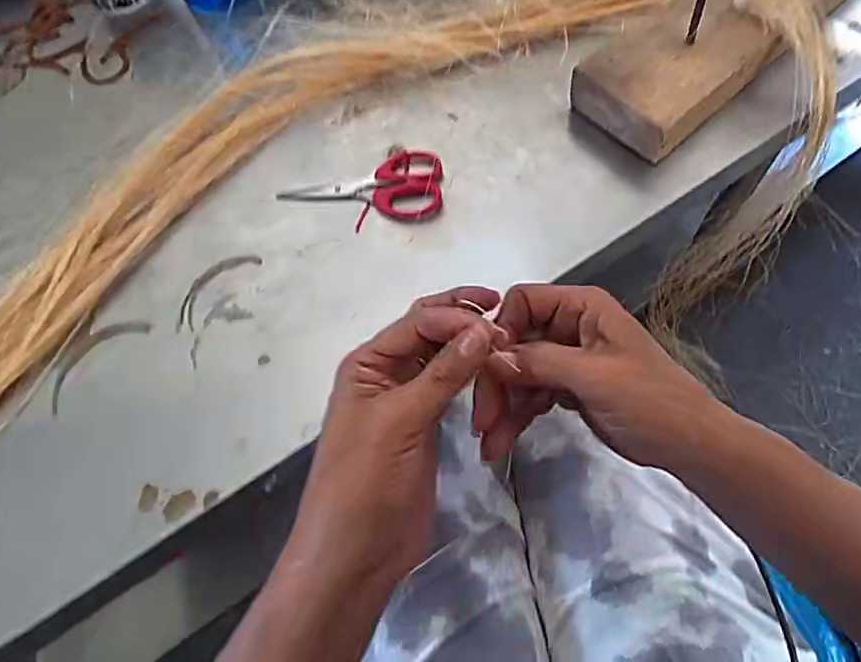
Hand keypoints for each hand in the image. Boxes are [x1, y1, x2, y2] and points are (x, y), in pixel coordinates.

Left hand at [284, 286, 505, 591]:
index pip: (416, 323)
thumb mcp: (400, 421)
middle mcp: (385, 372)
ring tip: (505, 338)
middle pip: (426, 331)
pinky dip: (469, 374)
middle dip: (460, 316)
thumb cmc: (365, 480)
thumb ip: (440, 375)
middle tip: (503, 306)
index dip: (455, 318)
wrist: (355, 553)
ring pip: (440, 357)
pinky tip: (492, 369)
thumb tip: (481, 330)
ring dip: (467, 344)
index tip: (497, 325)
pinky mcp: (424, 425)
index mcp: (368, 362)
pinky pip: (448, 387)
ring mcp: (406, 399)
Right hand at [474, 284, 732, 468]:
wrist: (695, 450)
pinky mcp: (567, 387)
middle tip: (481, 418)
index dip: (501, 329)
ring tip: (488, 441)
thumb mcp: (594, 376)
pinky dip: (516, 415)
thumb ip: (539, 361)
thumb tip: (489, 357)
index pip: (522, 301)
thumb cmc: (652, 401)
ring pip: (519, 372)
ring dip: (502, 405)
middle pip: (515, 341)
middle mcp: (569, 324)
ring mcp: (567, 357)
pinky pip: (531, 395)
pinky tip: (501, 440)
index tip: (485, 365)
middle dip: (496, 380)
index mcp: (580, 307)